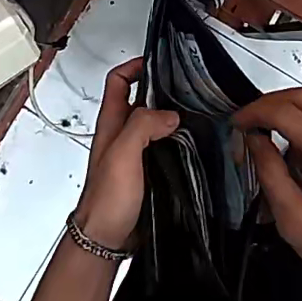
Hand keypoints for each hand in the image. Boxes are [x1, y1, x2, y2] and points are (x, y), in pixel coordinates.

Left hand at [70, 58, 178, 248]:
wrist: (107, 239)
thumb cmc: (106, 200)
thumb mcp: (121, 154)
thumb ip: (142, 126)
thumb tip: (169, 113)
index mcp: (111, 123)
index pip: (117, 80)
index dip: (134, 65)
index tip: (156, 61)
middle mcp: (121, 134)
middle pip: (139, 99)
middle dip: (160, 90)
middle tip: (184, 87)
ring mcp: (134, 153)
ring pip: (154, 124)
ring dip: (172, 117)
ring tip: (195, 112)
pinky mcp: (148, 171)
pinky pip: (164, 147)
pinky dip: (178, 141)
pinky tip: (193, 145)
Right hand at [234, 88, 301, 300]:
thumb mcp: (296, 221)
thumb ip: (271, 175)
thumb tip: (254, 142)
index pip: (287, 113)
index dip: (255, 113)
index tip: (237, 123)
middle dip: (268, 104)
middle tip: (248, 122)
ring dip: (286, 116)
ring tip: (267, 144)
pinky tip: (293, 159)